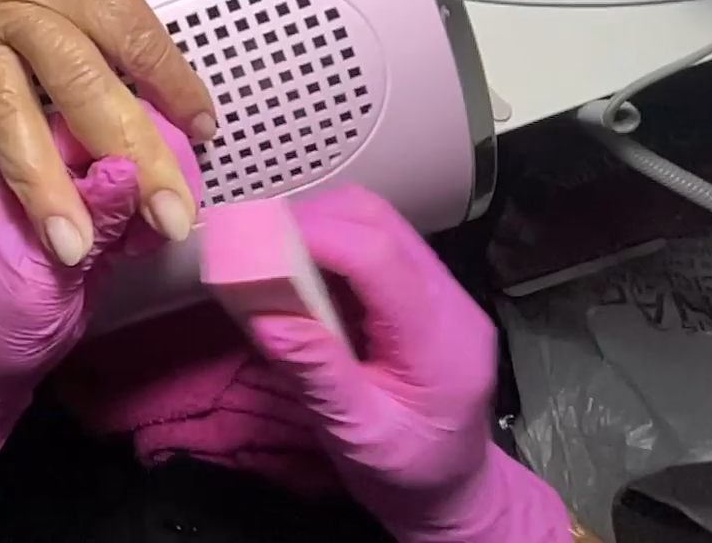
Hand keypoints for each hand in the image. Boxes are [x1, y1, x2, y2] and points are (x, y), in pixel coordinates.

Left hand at [0, 107, 200, 467]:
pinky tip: (157, 236)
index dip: (125, 140)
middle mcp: (36, 168)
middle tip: (176, 203)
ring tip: (169, 223)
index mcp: (9, 166)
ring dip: (152, 193)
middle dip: (147, 167)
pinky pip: (125, 202)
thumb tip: (130, 165)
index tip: (169, 165)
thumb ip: (88, 221)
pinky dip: (146, 216)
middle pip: (104, 141)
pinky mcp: (86, 219)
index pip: (74, 126)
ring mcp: (62, 192)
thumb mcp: (41, 272)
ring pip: (121, 170)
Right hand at [228, 187, 568, 542]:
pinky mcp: (420, 285)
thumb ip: (315, 373)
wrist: (452, 493)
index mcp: (439, 341)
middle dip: (311, 220)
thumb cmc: (406, 473)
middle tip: (261, 246)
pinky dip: (329, 239)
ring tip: (277, 255)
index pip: (377, 255)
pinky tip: (303, 268)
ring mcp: (439, 288)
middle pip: (376, 220)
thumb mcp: (357, 435)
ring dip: (319, 224)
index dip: (314, 236)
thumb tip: (263, 317)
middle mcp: (448, 300)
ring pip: (374, 218)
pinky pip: (372, 236)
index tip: (258, 243)